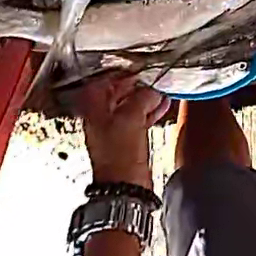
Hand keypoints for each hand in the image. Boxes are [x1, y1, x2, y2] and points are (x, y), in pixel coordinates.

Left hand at [73, 73, 169, 189]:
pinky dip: (149, 111)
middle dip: (135, 85)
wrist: (126, 188)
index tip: (135, 67)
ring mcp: (113, 130)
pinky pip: (137, 119)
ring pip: (129, 106)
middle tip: (150, 78)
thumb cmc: (119, 156)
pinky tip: (162, 105)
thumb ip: (142, 98)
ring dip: (145, 98)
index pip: (104, 81)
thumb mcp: (131, 117)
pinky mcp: (126, 141)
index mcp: (93, 109)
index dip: (120, 72)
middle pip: (117, 93)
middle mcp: (100, 118)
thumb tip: (151, 90)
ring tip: (160, 91)